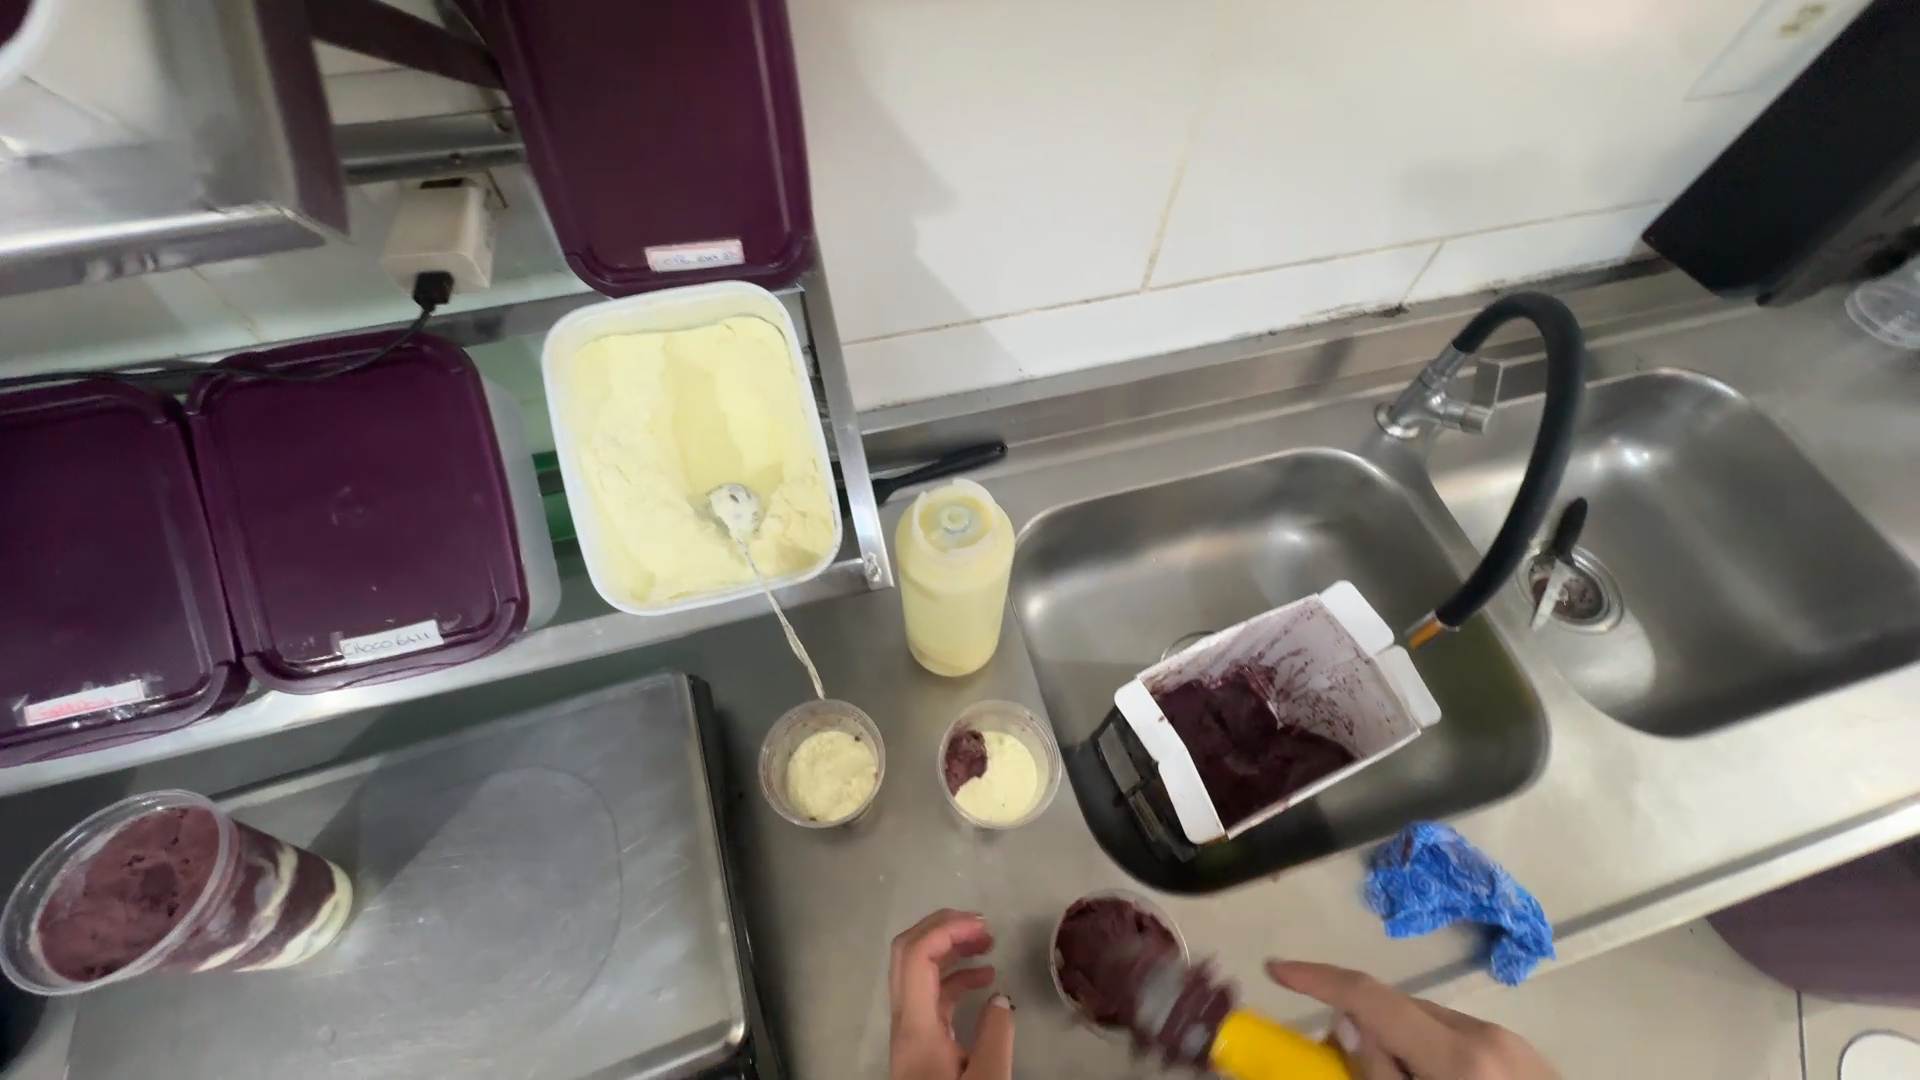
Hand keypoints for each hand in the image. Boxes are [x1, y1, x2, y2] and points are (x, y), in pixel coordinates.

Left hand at [888, 909, 1015, 1079]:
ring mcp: (910, 1029)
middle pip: (909, 951)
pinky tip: (984, 978)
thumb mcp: (987, 1078)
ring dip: (951, 948)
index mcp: (914, 1024)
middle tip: (980, 924)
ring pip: (920, 970)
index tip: (982, 924)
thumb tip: (1000, 998)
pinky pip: (933, 993)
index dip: (947, 928)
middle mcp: (904, 1019)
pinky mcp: (919, 1041)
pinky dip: (956, 976)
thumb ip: (996, 1035)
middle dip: (943, 927)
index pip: (916, 954)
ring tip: (987, 943)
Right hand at [1267, 961, 1558, 1079]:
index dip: (1315, 978)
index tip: (1274, 970)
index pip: (1369, 994)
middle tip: (1336, 1060)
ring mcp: (1518, 1049)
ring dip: (1400, 1046)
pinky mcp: (1535, 1066)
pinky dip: (1435, 1060)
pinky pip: (1463, 1045)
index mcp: (1460, 1055)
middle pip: (1400, 1008)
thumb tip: (1349, 1025)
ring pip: (1430, 1026)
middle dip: (1362, 1025)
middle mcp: (1488, 1037)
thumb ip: (1379, 1074)